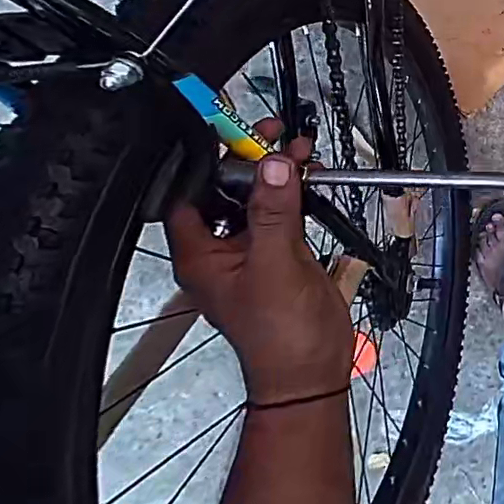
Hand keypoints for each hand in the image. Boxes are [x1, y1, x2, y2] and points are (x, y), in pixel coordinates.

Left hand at [166, 121, 352, 404]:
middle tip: (270, 135)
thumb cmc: (280, 336)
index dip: (207, 161)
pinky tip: (309, 174)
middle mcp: (221, 248)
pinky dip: (294, 190)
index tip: (230, 133)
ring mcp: (252, 248)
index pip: (190, 194)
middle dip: (248, 161)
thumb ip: (274, 212)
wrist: (313, 371)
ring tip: (297, 149)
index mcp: (201, 254)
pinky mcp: (280, 250)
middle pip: (226, 189)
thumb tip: (272, 166)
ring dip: (275, 172)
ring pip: (256, 196)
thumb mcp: (275, 266)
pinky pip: (282, 209)